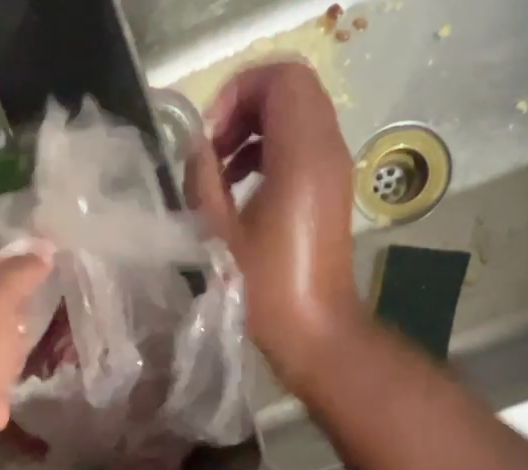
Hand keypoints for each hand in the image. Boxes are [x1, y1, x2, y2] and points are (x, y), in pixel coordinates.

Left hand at [0, 248, 53, 447]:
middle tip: (52, 283)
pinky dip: (17, 341)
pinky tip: (34, 341)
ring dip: (20, 315)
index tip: (48, 259)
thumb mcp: (1, 294)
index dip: (16, 255)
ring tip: (50, 308)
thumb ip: (22, 269)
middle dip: (20, 286)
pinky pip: (2, 343)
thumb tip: (45, 251)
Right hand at [186, 62, 365, 378]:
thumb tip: (195, 148)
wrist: (313, 331)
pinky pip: (300, 143)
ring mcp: (333, 168)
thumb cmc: (263, 290)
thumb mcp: (217, 235)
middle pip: (289, 89)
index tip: (206, 135)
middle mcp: (325, 150)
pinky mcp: (329, 188)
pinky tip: (239, 187)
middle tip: (210, 148)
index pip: (278, 80)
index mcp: (300, 156)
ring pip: (295, 115)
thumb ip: (202, 178)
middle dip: (243, 107)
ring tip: (218, 170)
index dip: (236, 92)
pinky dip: (268, 149)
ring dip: (253, 129)